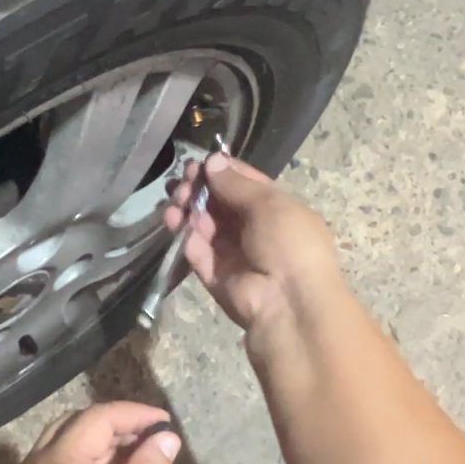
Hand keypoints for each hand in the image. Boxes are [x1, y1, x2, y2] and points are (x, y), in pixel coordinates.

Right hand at [164, 152, 346, 333]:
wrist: (288, 301)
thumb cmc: (289, 243)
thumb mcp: (269, 204)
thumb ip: (236, 184)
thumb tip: (212, 161)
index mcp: (274, 209)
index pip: (242, 184)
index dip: (220, 171)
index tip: (198, 162)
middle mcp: (252, 229)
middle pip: (218, 203)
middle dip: (198, 189)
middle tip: (181, 180)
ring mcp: (232, 253)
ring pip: (203, 226)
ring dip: (187, 209)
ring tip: (175, 199)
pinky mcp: (213, 275)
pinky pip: (196, 251)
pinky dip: (185, 235)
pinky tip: (175, 220)